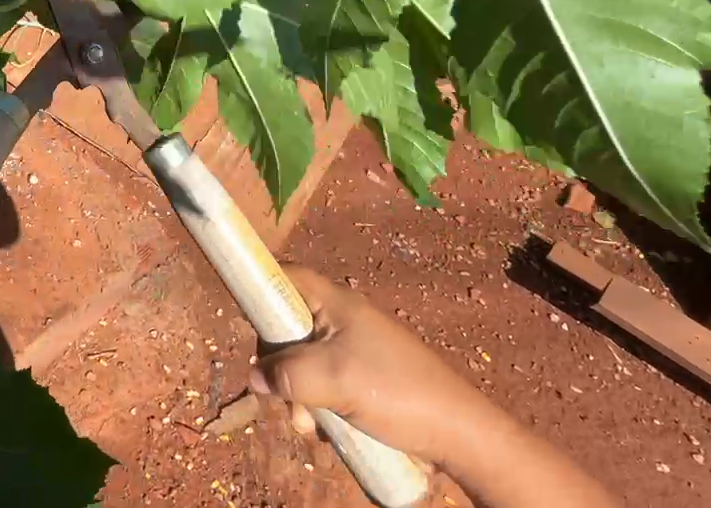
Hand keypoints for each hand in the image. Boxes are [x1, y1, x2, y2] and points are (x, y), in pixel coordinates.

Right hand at [249, 267, 620, 507]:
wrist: (465, 437)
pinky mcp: (367, 377)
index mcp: (336, 302)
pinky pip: (324, 381)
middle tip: (284, 395)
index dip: (259, 288)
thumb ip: (285, 374)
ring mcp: (356, 348)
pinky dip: (318, 403)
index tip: (245, 319)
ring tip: (312, 425)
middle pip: (287, 325)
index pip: (285, 274)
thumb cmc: (397, 393)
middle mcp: (343, 318)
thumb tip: (255, 378)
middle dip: (278, 364)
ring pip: (304, 360)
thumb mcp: (331, 380)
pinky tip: (328, 430)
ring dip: (298, 393)